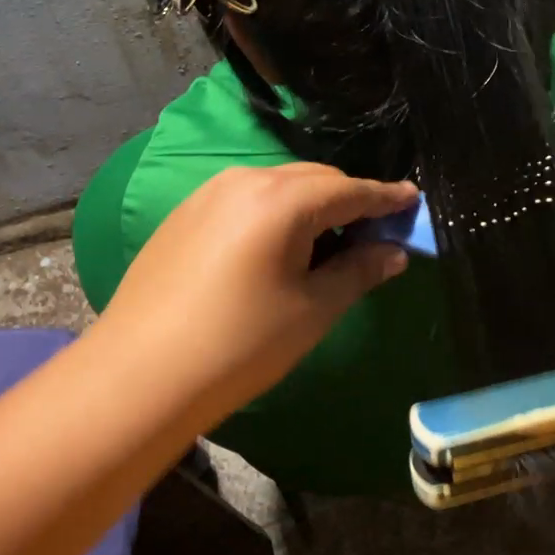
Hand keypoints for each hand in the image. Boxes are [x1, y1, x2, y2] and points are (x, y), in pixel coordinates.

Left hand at [96, 164, 417, 421]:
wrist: (141, 374)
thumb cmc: (241, 344)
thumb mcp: (313, 309)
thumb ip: (359, 271)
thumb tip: (393, 252)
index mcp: (282, 200)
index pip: (350, 189)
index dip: (386, 197)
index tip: (413, 199)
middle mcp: (245, 180)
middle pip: (315, 180)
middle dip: (350, 201)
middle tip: (376, 235)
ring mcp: (209, 194)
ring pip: (280, 187)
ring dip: (313, 207)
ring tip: (329, 246)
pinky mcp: (185, 214)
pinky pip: (248, 200)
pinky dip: (277, 214)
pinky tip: (280, 249)